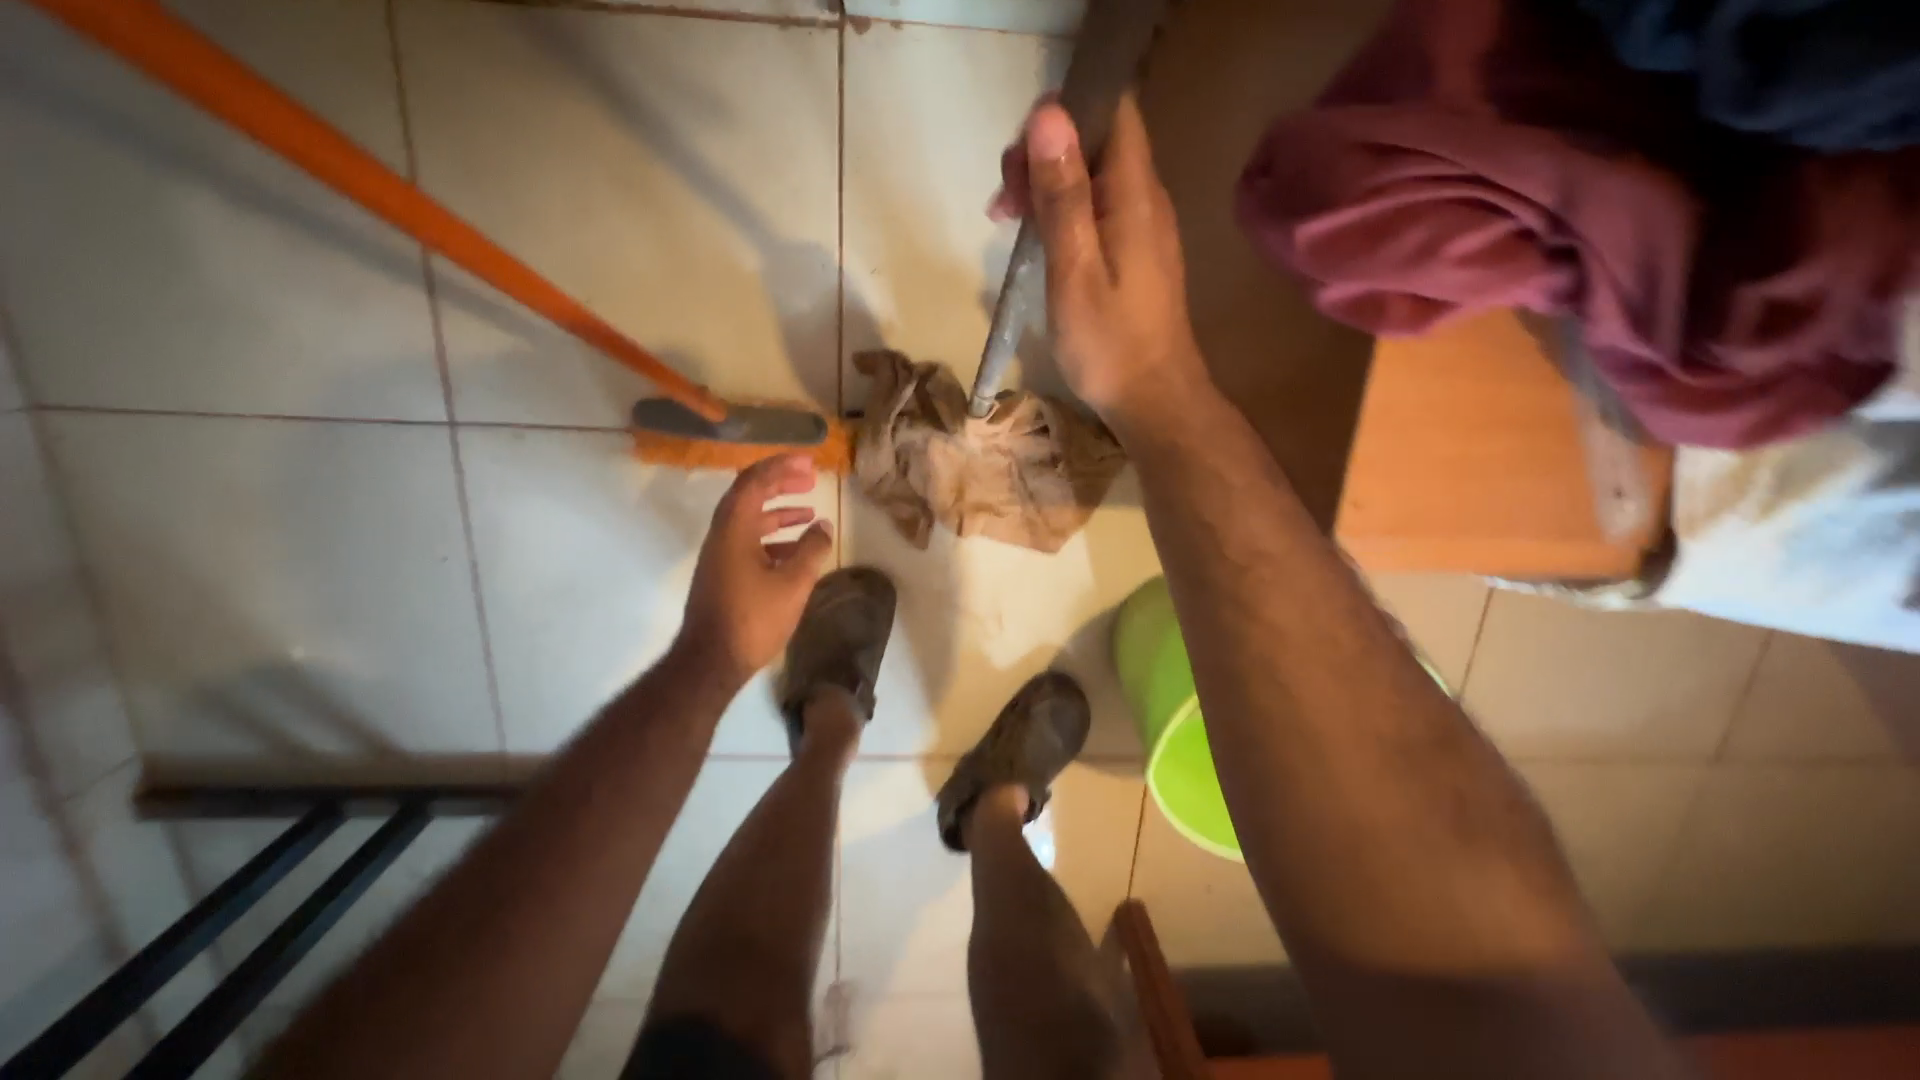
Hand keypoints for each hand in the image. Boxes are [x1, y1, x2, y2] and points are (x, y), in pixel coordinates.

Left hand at [677, 453, 833, 683]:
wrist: (710, 662)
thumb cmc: (753, 619)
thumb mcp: (793, 583)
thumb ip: (812, 550)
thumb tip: (823, 527)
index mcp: (734, 528)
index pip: (755, 481)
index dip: (781, 467)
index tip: (809, 462)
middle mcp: (722, 535)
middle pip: (750, 496)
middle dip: (780, 484)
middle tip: (810, 479)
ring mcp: (719, 556)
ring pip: (749, 521)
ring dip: (779, 513)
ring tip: (810, 514)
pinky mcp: (722, 576)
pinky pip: (748, 542)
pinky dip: (773, 538)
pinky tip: (796, 551)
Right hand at [988, 94, 1206, 422]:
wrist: (1154, 401)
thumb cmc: (1109, 343)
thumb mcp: (1074, 269)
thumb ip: (1062, 194)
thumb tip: (1048, 114)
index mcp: (1134, 194)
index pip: (1112, 109)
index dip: (1065, 112)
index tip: (1022, 150)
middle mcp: (1145, 199)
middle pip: (1095, 141)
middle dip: (1044, 154)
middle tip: (1005, 200)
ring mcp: (1141, 226)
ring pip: (1091, 176)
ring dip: (1046, 186)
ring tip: (1006, 221)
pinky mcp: (1134, 253)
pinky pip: (1095, 209)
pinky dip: (1061, 214)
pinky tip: (1033, 242)